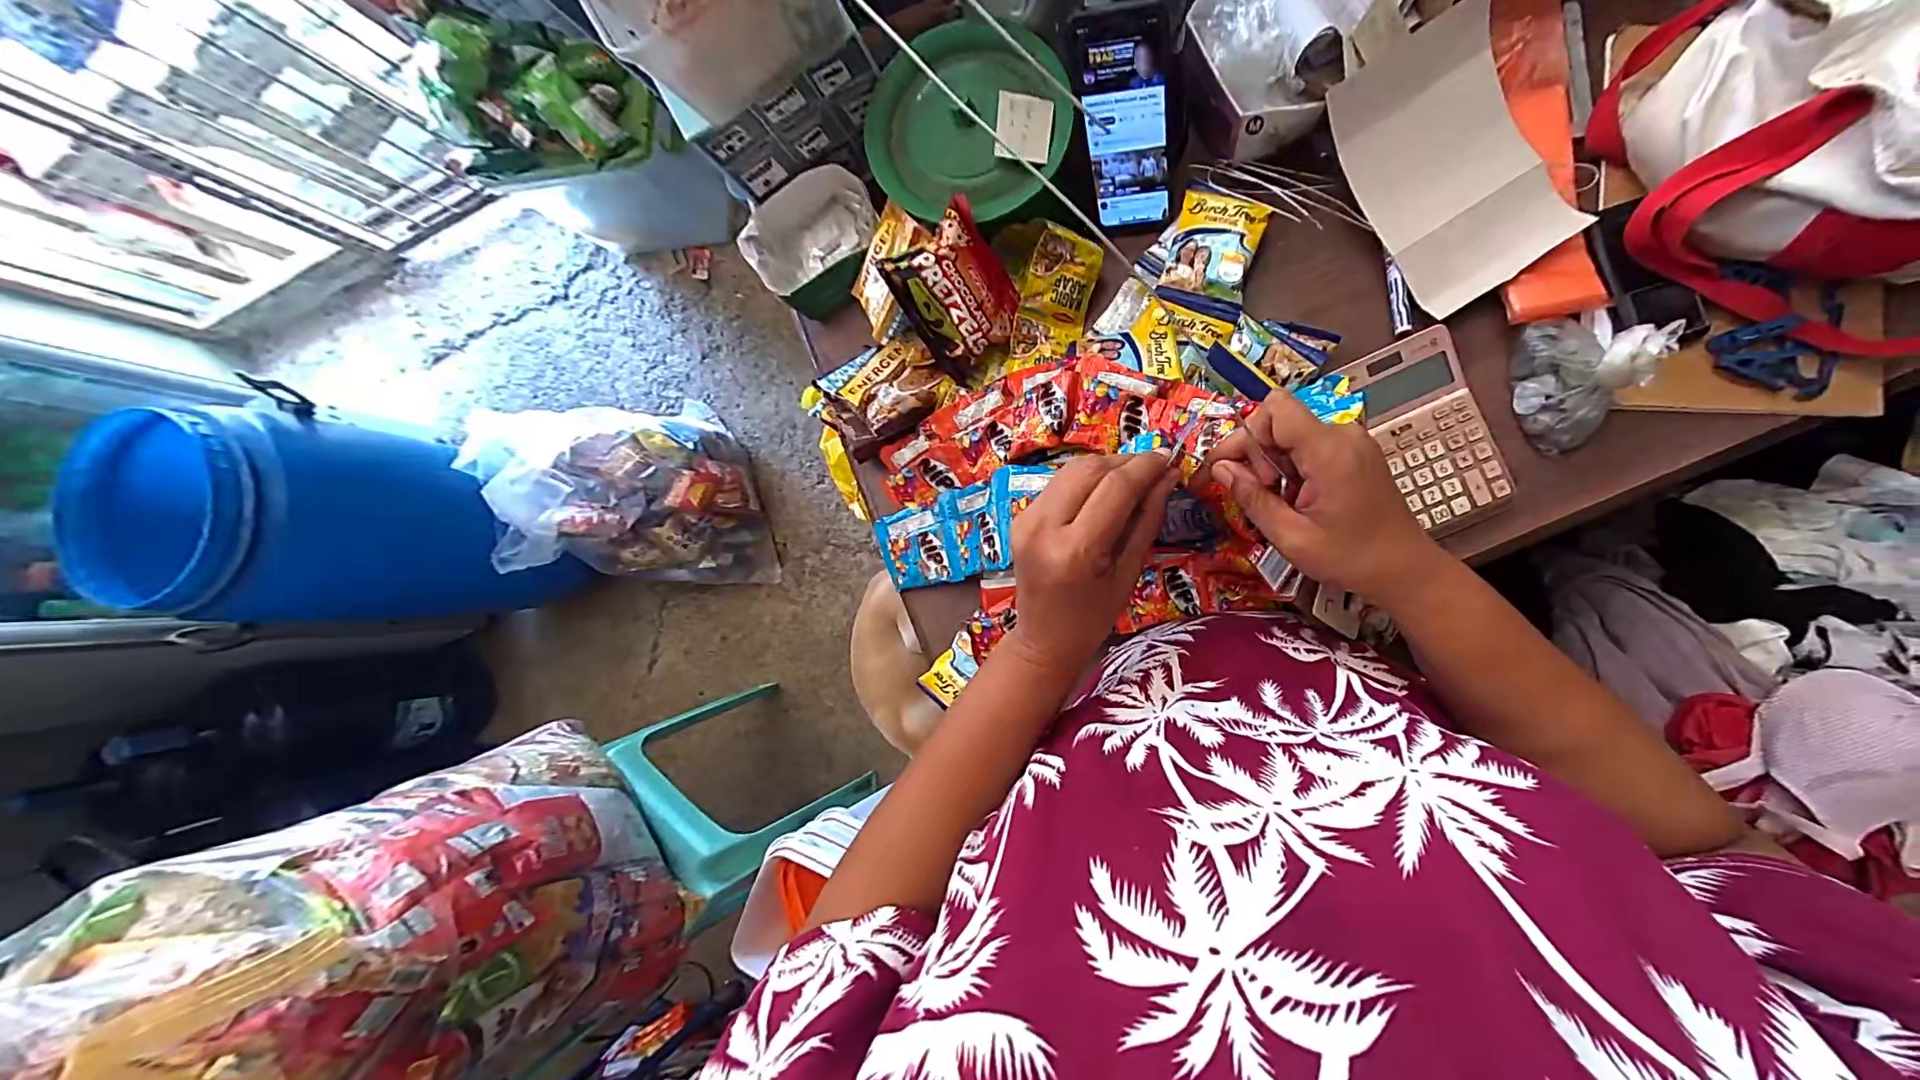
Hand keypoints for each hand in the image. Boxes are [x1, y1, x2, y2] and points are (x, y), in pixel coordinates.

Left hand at [1005, 452, 1179, 672]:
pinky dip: (1084, 481)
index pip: (1116, 487)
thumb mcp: (1128, 573)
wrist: (1043, 640)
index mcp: (1074, 550)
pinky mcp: (1019, 518)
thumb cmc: (1092, 619)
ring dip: (1105, 468)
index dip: (1147, 467)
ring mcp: (1025, 520)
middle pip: (1090, 469)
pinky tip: (1103, 495)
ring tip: (1132, 481)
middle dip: (1125, 462)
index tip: (1170, 461)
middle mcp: (1043, 527)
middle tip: (1153, 471)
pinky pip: (1058, 484)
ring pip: (1071, 470)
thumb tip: (1167, 477)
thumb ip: (1146, 520)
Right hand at [1204, 390, 1447, 604]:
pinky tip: (1294, 496)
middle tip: (1257, 492)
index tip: (1236, 470)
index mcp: (1329, 453)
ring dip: (1271, 463)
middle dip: (1255, 453)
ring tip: (1280, 499)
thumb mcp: (1289, 537)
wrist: (1403, 568)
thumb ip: (1251, 498)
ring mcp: (1350, 442)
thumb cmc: (1350, 559)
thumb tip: (1220, 469)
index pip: (1275, 409)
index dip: (1246, 435)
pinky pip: (1304, 445)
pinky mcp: (1351, 452)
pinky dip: (1288, 466)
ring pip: (1287, 433)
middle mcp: (1342, 436)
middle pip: (1277, 420)